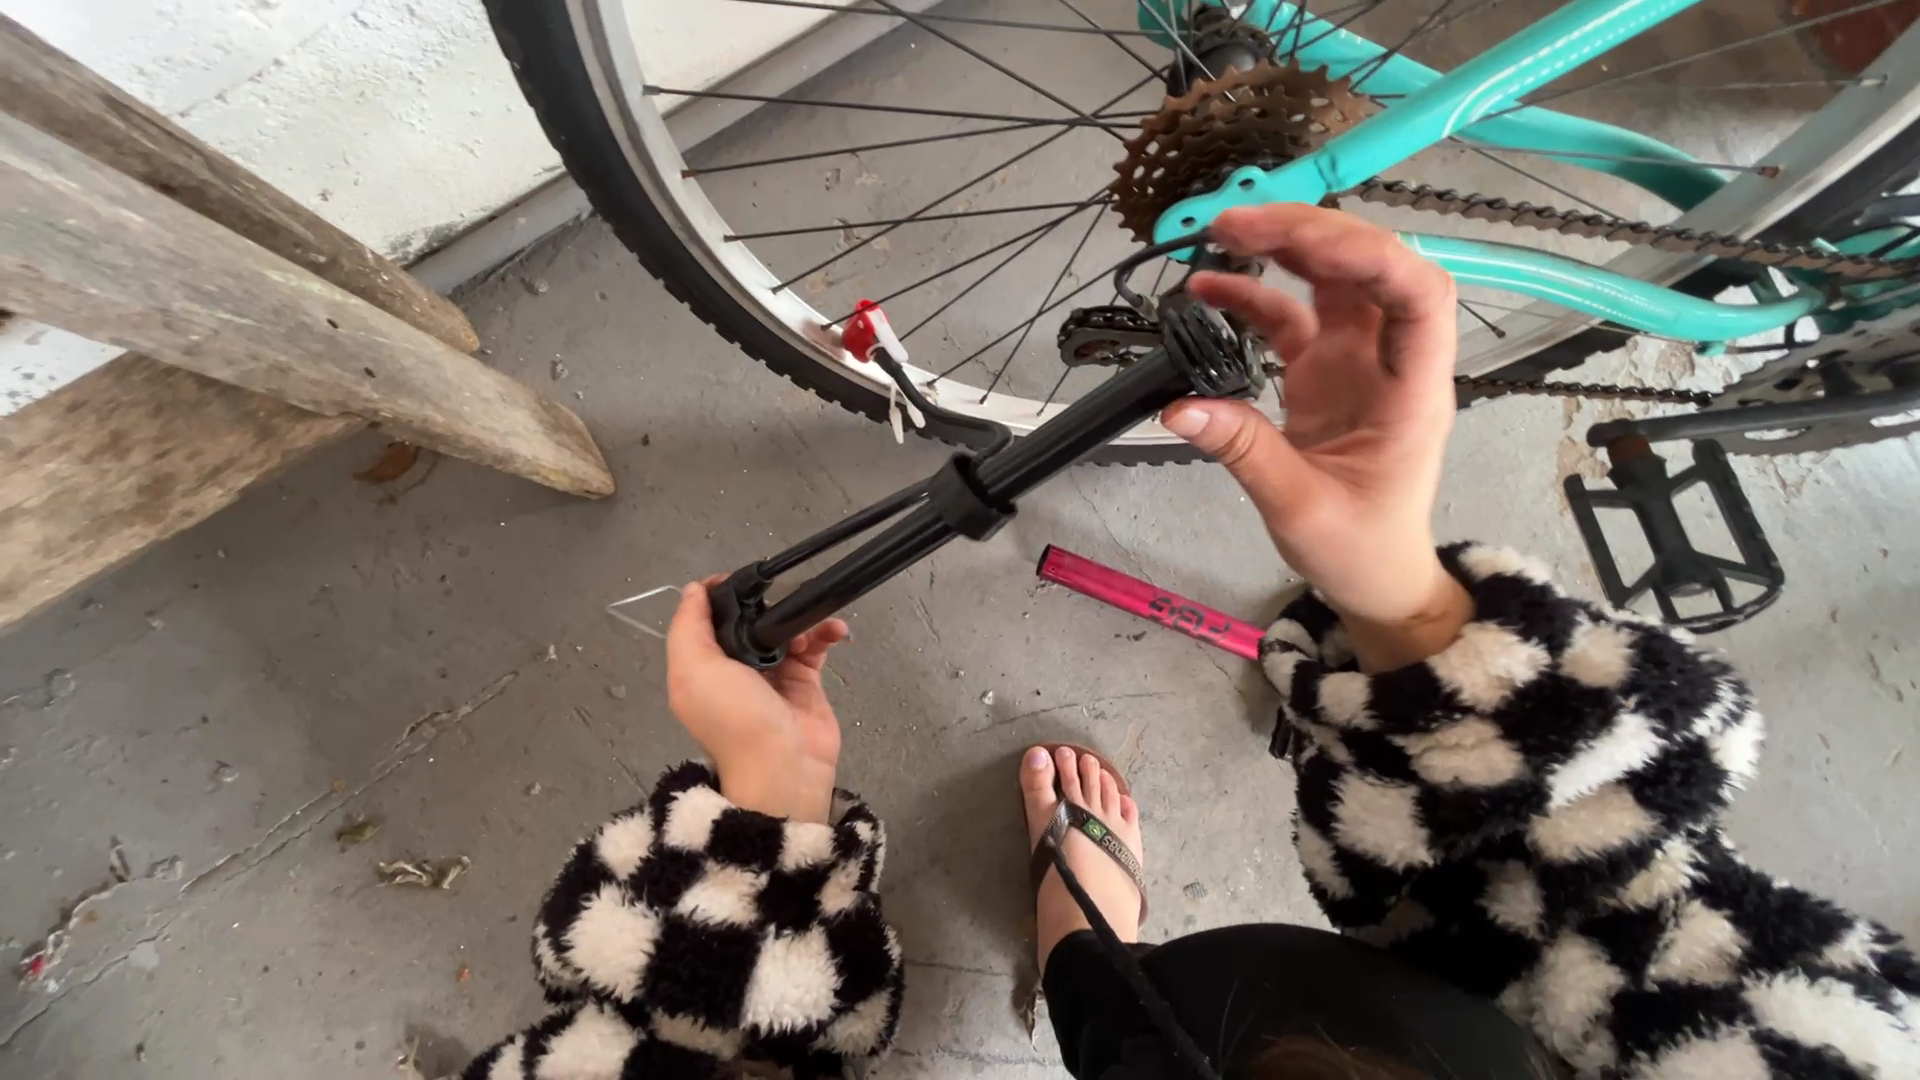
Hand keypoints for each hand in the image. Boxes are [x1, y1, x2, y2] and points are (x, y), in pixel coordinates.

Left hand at [666, 581, 850, 822]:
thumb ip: (689, 627)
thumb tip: (694, 589)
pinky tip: (835, 631)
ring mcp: (771, 675)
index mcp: (700, 669)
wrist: (784, 766)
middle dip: (763, 604)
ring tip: (809, 621)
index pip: (703, 621)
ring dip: (798, 618)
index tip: (738, 578)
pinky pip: (814, 646)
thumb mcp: (695, 671)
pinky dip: (825, 633)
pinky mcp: (805, 681)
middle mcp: (732, 671)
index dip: (716, 595)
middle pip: (746, 622)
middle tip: (781, 593)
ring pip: (783, 630)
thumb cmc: (736, 716)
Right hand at [1159, 205, 1471, 669]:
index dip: (1367, 257)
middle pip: (1368, 270)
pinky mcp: (1321, 373)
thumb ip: (1243, 452)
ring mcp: (1354, 363)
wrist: (1373, 574)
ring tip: (1220, 236)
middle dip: (1310, 234)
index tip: (1299, 246)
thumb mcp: (1299, 507)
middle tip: (1237, 224)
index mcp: (1410, 391)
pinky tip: (1209, 290)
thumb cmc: (1359, 547)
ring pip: (1329, 283)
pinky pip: (1290, 320)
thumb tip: (1178, 407)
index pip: (1416, 296)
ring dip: (1281, 251)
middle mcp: (1388, 361)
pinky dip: (1252, 300)